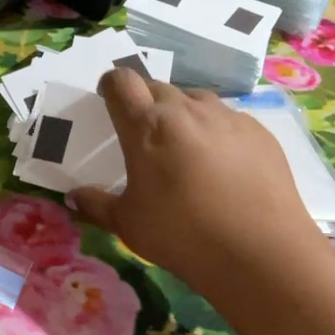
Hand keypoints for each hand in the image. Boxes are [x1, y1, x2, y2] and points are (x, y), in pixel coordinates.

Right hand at [66, 70, 329, 293]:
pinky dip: (214, 132)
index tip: (107, 98)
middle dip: (144, 102)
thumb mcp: (127, 224)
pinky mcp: (259, 133)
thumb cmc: (181, 234)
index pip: (122, 83)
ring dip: (181, 113)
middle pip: (158, 87)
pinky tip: (219, 166)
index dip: (111, 85)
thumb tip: (73, 197)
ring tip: (181, 146)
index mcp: (146, 127)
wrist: (261, 251)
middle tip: (142, 133)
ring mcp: (227, 118)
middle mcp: (186, 111)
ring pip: (195, 100)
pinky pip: (227, 120)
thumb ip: (96, 205)